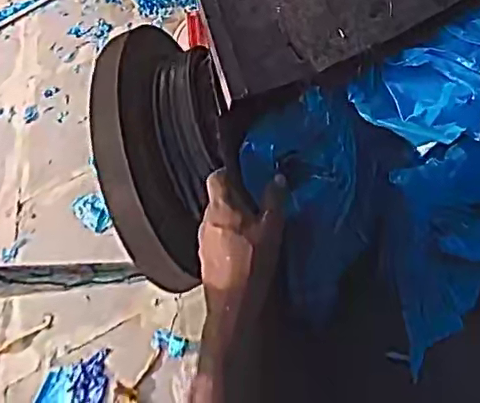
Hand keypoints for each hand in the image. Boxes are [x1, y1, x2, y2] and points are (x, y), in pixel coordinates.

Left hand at [198, 170, 285, 301]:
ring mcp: (202, 241)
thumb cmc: (252, 262)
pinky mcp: (204, 259)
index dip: (230, 172)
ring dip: (231, 218)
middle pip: (218, 198)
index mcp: (221, 207)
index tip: (247, 175)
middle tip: (256, 200)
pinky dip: (227, 236)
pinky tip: (243, 246)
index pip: (217, 176)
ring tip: (252, 224)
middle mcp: (206, 220)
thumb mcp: (272, 227)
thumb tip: (277, 177)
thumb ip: (274, 199)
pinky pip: (215, 237)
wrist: (233, 307)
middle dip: (235, 197)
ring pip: (217, 219)